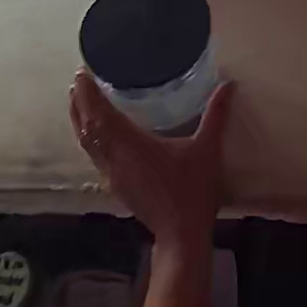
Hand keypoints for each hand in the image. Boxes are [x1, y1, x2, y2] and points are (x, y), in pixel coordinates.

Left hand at [69, 71, 234, 249]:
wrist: (182, 233)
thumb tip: (228, 84)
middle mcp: (115, 156)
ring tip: (78, 98)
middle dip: (80, 100)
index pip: (101, 114)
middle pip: (88, 125)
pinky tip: (93, 132)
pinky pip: (93, 154)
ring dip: (80, 118)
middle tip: (78, 78)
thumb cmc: (193, 190)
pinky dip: (88, 137)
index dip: (89, 93)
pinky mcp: (114, 184)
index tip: (83, 73)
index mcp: (132, 144)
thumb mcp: (207, 148)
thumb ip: (216, 114)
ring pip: (87, 141)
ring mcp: (112, 172)